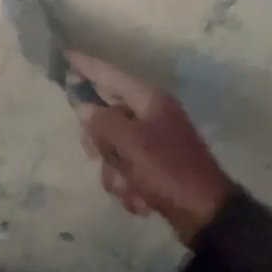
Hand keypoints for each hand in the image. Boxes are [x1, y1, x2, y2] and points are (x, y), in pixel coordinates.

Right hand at [67, 51, 234, 246]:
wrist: (206, 216)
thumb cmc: (168, 170)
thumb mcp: (131, 144)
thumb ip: (103, 122)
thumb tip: (84, 107)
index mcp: (149, 99)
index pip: (110, 75)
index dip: (87, 65)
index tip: (65, 55)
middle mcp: (150, 115)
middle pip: (107, 116)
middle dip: (101, 143)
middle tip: (97, 154)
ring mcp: (153, 142)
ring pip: (113, 148)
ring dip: (116, 172)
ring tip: (130, 188)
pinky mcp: (154, 167)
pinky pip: (126, 169)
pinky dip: (129, 186)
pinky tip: (141, 201)